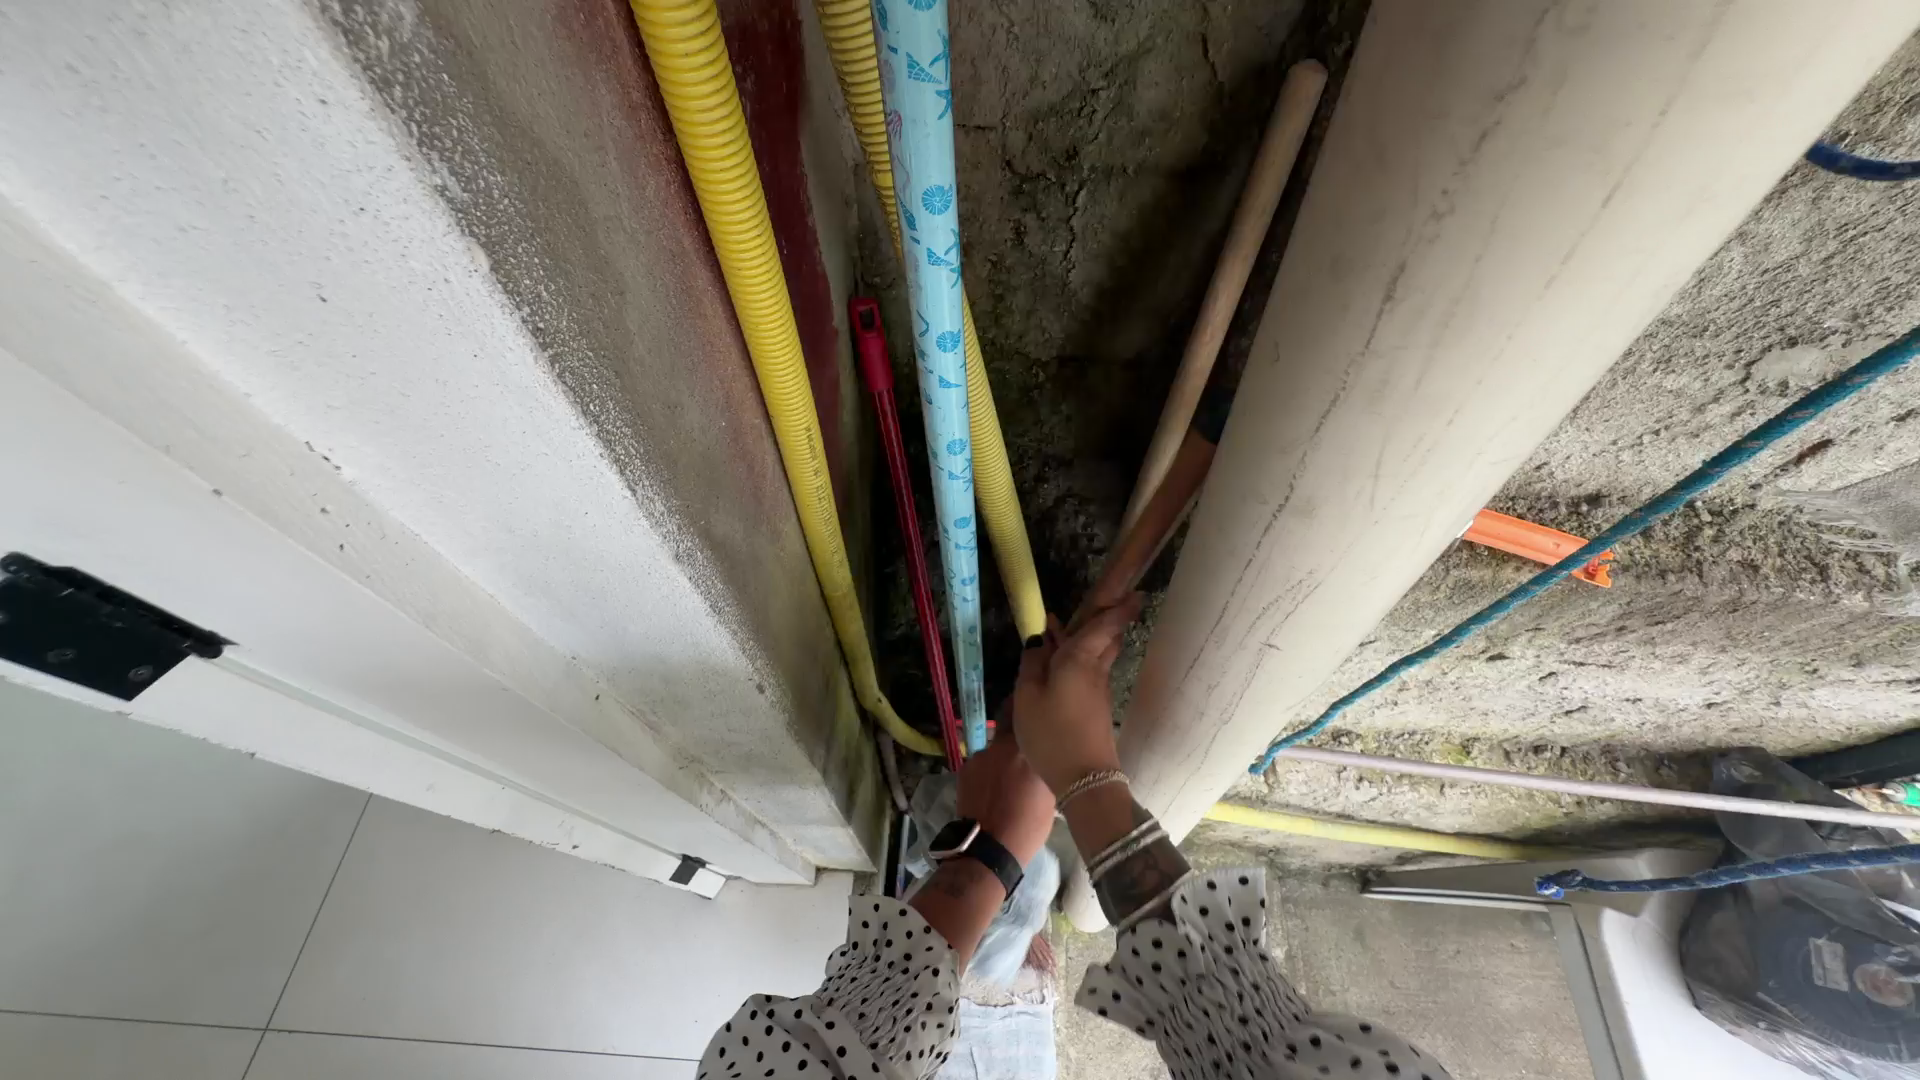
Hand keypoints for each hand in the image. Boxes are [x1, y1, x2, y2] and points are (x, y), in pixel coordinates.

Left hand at [954, 726, 1053, 866]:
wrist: (988, 849)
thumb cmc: (1028, 827)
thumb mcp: (1050, 795)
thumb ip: (1045, 767)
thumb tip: (1047, 758)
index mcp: (1027, 749)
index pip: (1028, 714)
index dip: (1031, 712)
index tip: (1037, 713)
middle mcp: (1002, 745)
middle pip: (1008, 723)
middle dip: (1015, 727)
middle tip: (1023, 741)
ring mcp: (980, 755)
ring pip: (994, 747)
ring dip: (1001, 756)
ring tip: (1005, 778)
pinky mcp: (964, 768)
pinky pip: (980, 763)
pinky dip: (986, 771)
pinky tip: (990, 790)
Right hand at [1011, 594, 1144, 796]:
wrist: (1085, 780)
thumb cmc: (1052, 734)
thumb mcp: (1027, 698)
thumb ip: (1031, 665)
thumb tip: (1038, 640)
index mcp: (1079, 659)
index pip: (1105, 625)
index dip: (1121, 608)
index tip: (1136, 593)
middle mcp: (1095, 669)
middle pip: (1106, 638)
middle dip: (1103, 621)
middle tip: (1097, 606)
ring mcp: (1098, 690)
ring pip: (1097, 655)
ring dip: (1086, 640)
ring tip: (1058, 634)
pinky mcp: (1096, 707)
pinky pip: (1089, 672)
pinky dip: (1078, 660)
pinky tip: (1057, 667)